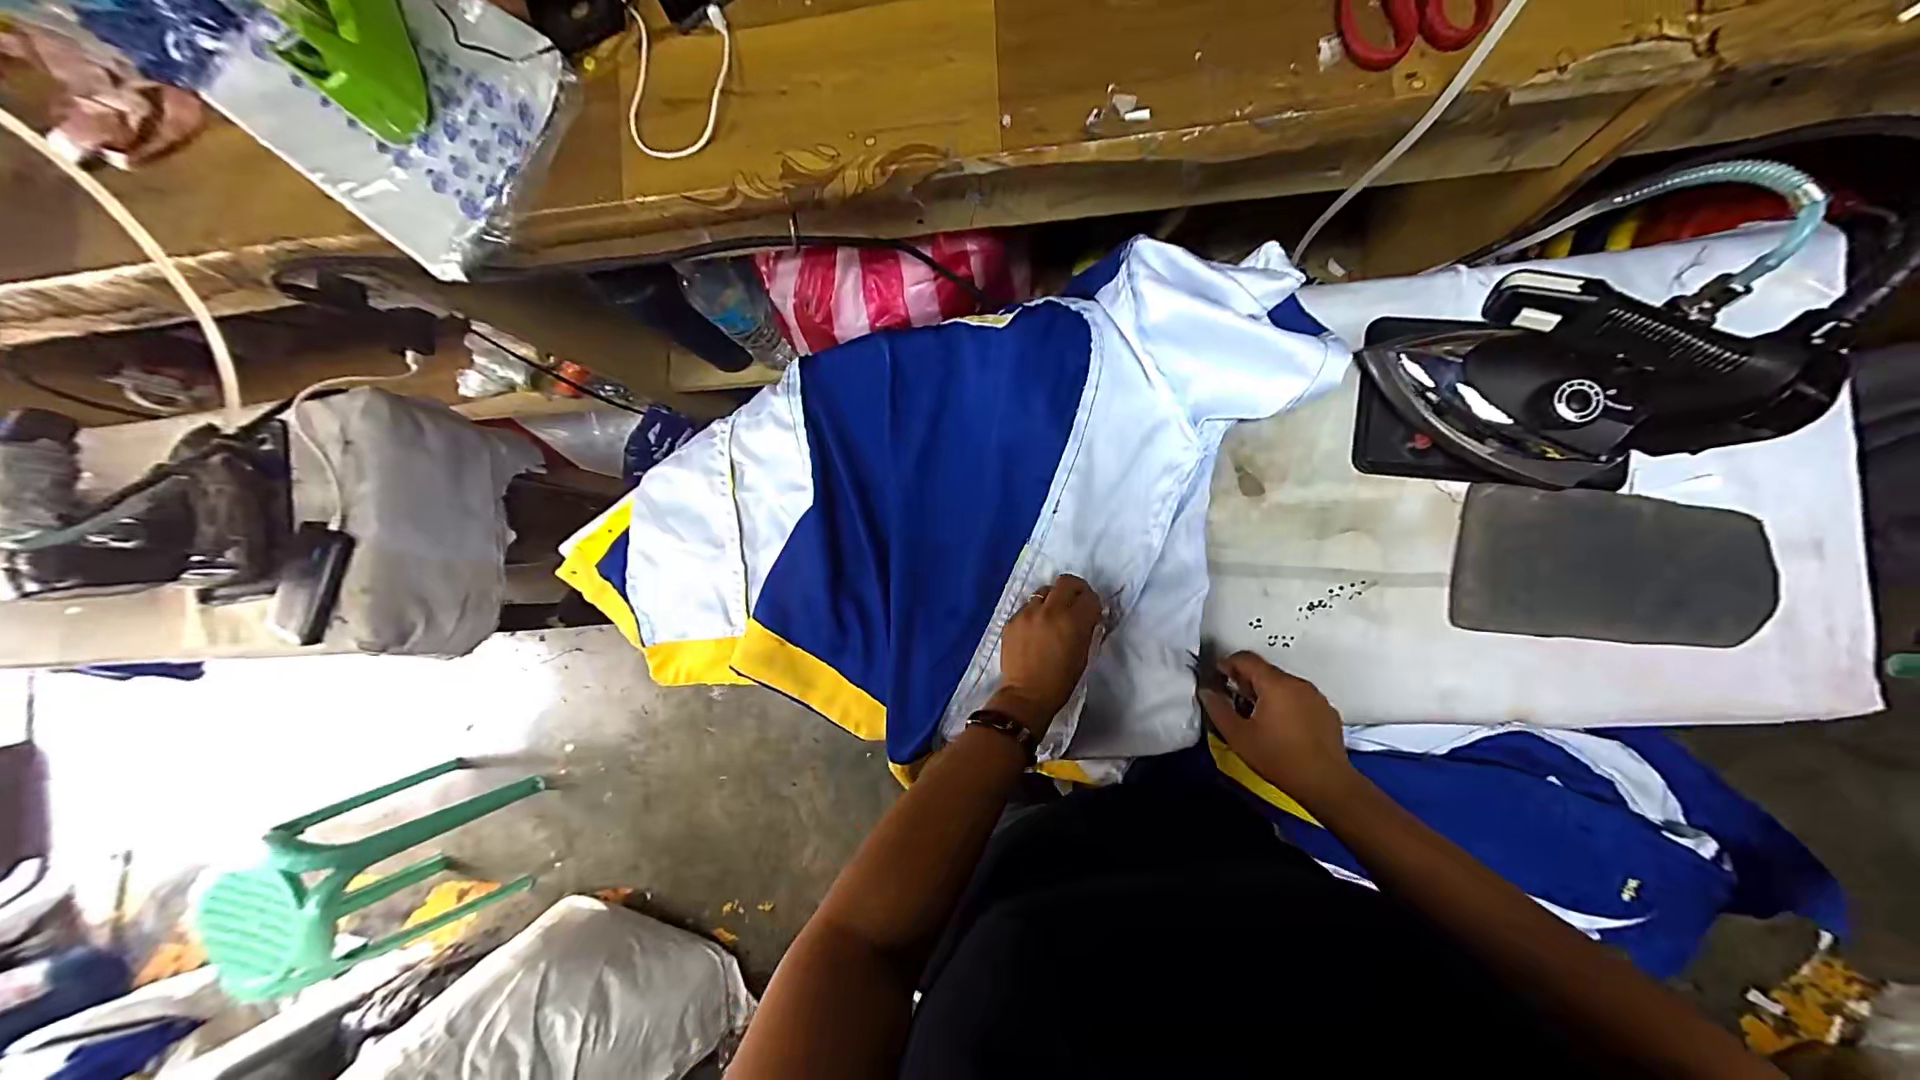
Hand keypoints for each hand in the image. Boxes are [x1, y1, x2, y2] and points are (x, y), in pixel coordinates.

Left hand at [987, 574, 1102, 736]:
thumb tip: (1088, 615)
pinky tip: (1035, 628)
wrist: (1027, 694)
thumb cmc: (1061, 680)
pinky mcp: (1012, 620)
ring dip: (1052, 599)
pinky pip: (1027, 606)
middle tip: (1075, 602)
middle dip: (1074, 590)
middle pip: (1066, 582)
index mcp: (1073, 621)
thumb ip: (1087, 629)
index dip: (1092, 603)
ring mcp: (1028, 613)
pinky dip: (1035, 612)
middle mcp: (1050, 611)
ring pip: (1044, 591)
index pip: (1089, 596)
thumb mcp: (1084, 654)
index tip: (1090, 610)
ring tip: (1052, 615)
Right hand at [1200, 651, 1359, 808]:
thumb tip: (1206, 691)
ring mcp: (1316, 697)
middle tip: (1233, 698)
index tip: (1217, 674)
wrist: (1326, 783)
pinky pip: (1300, 698)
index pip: (1247, 659)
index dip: (1228, 663)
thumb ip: (1217, 708)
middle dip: (1246, 679)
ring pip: (1284, 685)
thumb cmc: (1278, 758)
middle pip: (1266, 671)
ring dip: (1267, 692)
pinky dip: (1286, 703)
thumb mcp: (1238, 735)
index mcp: (1275, 684)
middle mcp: (1298, 684)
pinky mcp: (1327, 712)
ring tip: (1256, 714)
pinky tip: (1281, 726)